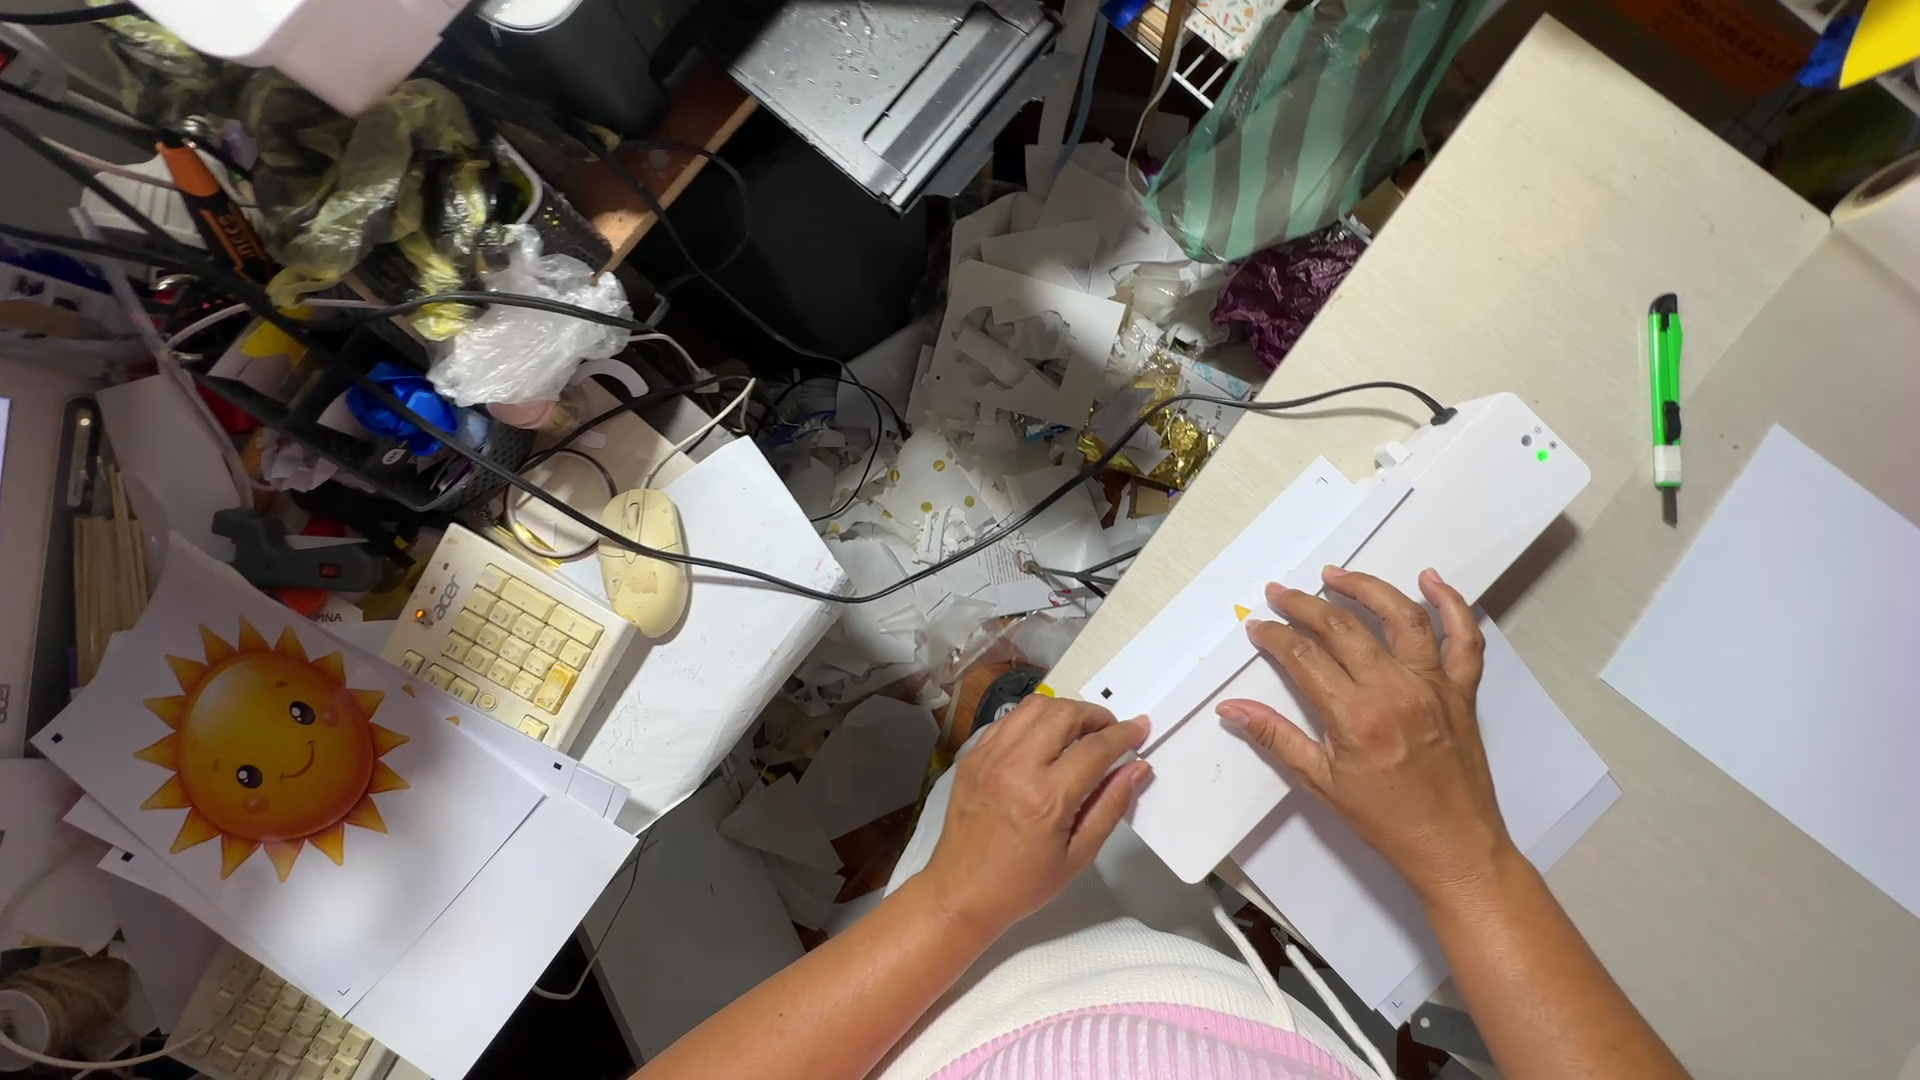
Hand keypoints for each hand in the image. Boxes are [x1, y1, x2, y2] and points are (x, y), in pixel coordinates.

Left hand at [919, 697, 1150, 935]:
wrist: (961, 891)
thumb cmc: (1024, 882)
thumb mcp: (1078, 855)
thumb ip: (1110, 805)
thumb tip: (1138, 768)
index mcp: (1047, 797)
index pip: (1095, 748)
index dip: (1123, 734)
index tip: (1140, 728)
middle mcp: (1016, 766)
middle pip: (1064, 714)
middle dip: (1095, 715)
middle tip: (1109, 731)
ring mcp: (989, 756)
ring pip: (1035, 707)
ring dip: (1064, 710)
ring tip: (1080, 730)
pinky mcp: (972, 755)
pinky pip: (1009, 720)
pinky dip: (1033, 719)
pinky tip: (1044, 738)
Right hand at [1217, 566, 1514, 901]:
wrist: (1455, 848)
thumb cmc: (1384, 818)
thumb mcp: (1319, 781)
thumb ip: (1274, 735)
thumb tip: (1230, 708)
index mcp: (1355, 715)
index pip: (1303, 656)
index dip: (1275, 636)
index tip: (1257, 628)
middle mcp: (1395, 690)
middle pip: (1342, 627)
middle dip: (1303, 604)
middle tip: (1279, 592)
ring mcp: (1433, 685)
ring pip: (1400, 617)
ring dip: (1364, 588)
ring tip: (1334, 573)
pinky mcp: (1462, 690)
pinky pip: (1464, 638)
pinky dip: (1451, 604)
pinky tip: (1430, 579)